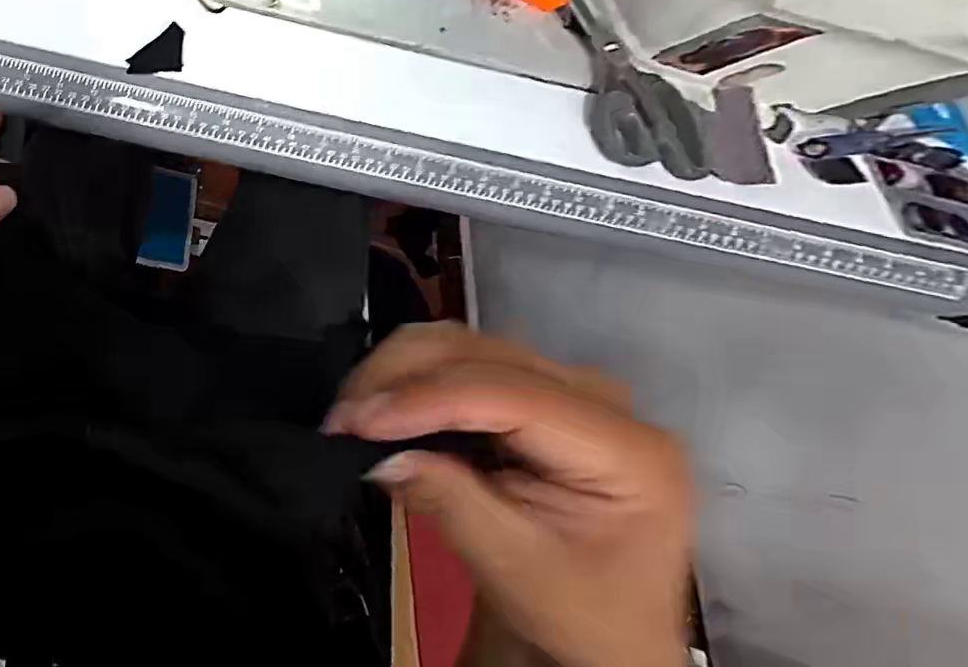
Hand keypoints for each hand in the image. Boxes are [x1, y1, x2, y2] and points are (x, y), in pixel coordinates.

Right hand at [324, 323, 693, 666]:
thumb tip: (378, 452)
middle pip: (477, 354)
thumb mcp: (518, 570)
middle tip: (342, 418)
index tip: (357, 422)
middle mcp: (598, 396)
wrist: (599, 624)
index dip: (424, 399)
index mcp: (625, 447)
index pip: (507, 394)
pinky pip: (452, 357)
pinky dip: (405, 374)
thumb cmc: (578, 612)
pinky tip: (379, 403)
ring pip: (456, 343)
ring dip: (394, 369)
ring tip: (353, 410)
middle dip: (398, 376)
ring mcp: (561, 383)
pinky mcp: (525, 383)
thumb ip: (450, 501)